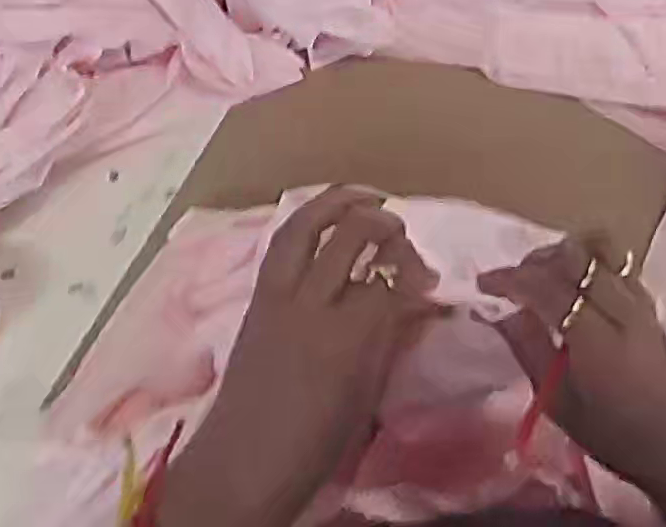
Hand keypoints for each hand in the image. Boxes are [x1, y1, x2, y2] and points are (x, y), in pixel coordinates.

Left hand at [161, 188, 439, 526]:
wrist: (239, 470)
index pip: (389, 279)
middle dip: (382, 222)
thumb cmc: (314, 441)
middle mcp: (309, 304)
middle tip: (399, 227)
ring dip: (337, 201)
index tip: (426, 278)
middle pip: (350, 236)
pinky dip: (308, 221)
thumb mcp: (368, 392)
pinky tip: (327, 217)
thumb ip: (390, 334)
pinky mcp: (256, 297)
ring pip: (306, 225)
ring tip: (365, 196)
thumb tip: (414, 296)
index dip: (413, 272)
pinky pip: (283, 243)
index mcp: (344, 338)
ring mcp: (277, 295)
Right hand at [480, 237, 665, 526]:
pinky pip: (614, 256)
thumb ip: (528, 349)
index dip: (512, 279)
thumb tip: (499, 311)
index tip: (485, 283)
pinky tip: (574, 279)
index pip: (550, 290)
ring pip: (597, 244)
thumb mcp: (558, 403)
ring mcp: (638, 296)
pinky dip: (587, 257)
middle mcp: (622, 310)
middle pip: (573, 256)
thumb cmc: (611, 431)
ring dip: (563, 252)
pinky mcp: (646, 292)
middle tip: (514, 282)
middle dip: (534, 261)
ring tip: (544, 273)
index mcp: (598, 344)